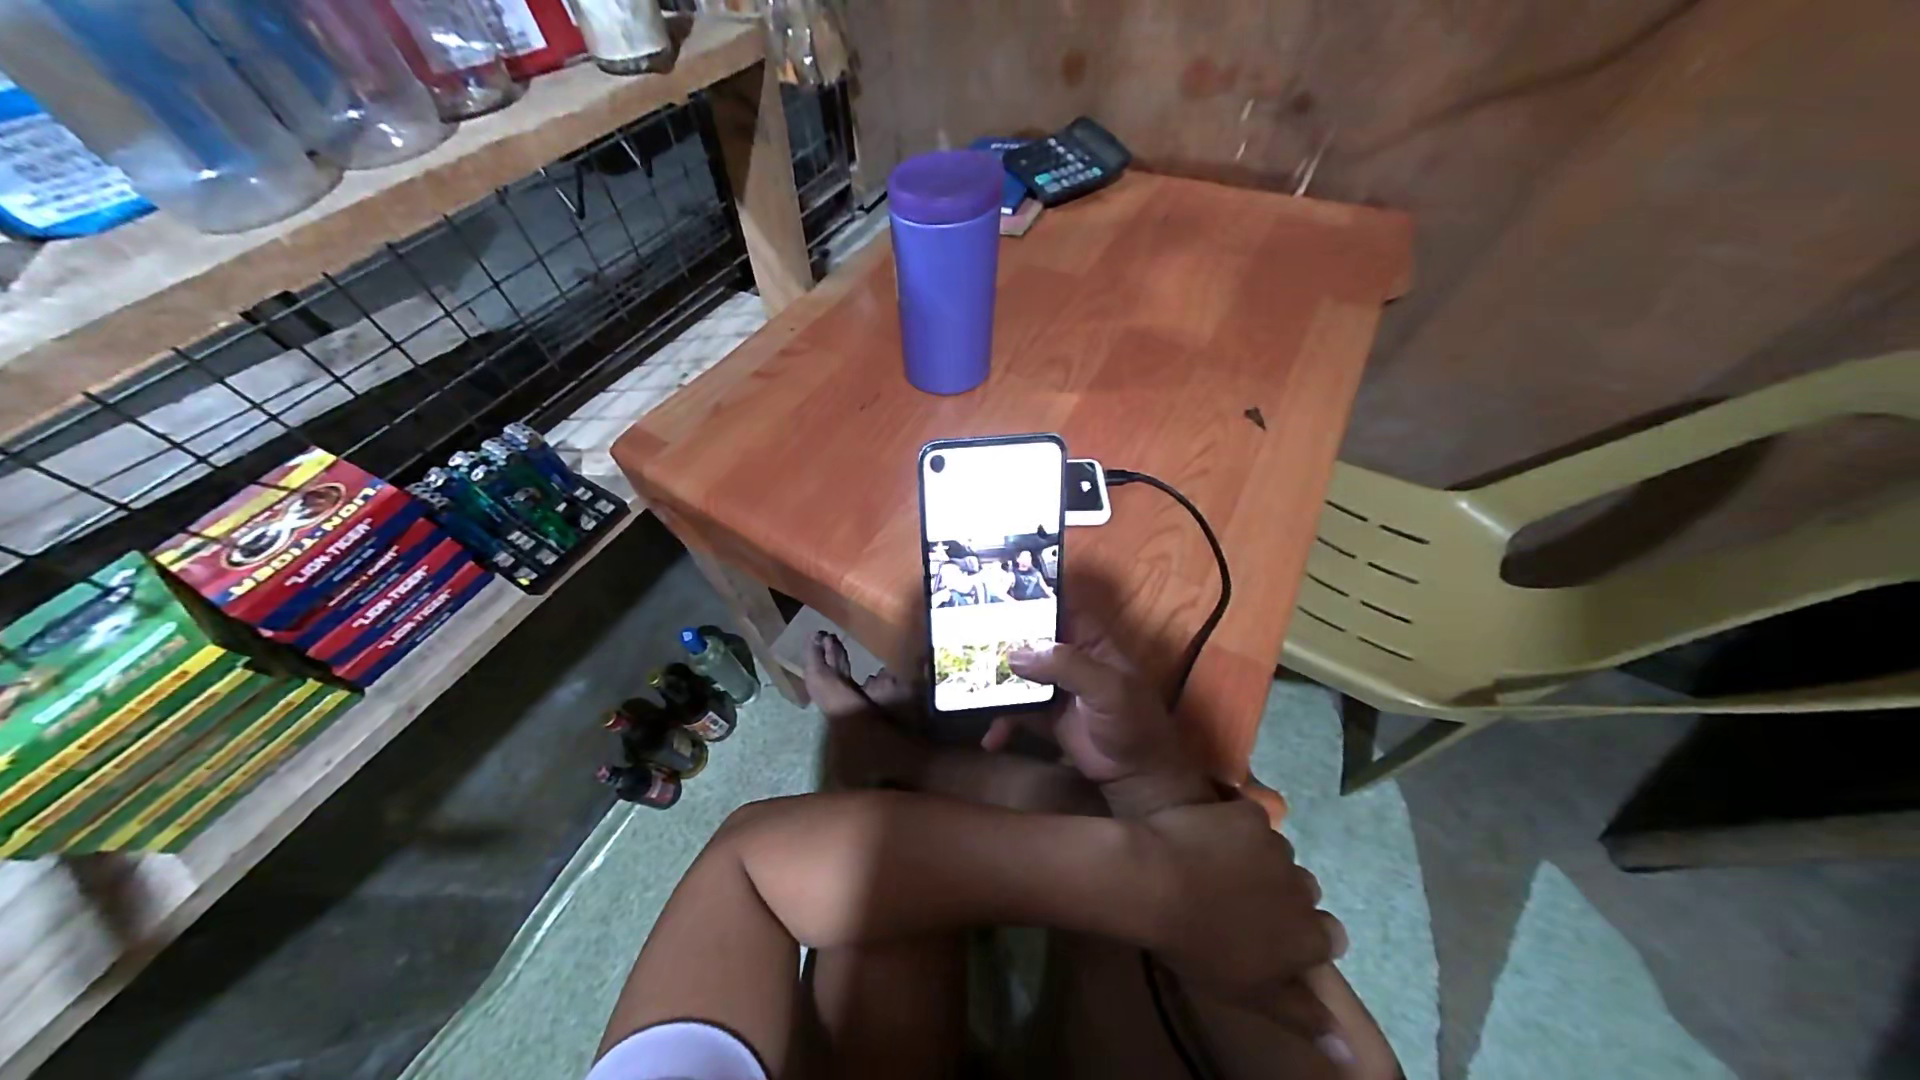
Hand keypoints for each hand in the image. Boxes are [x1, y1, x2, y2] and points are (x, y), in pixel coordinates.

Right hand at [985, 612, 1212, 815]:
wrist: (1139, 776)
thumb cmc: (1133, 722)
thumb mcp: (1107, 687)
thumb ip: (1065, 665)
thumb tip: (1014, 654)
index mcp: (1088, 639)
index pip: (1057, 606)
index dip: (1028, 597)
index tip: (991, 593)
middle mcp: (1067, 656)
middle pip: (1027, 640)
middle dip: (997, 641)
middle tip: (960, 642)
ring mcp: (1053, 687)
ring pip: (1015, 675)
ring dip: (993, 685)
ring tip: (967, 695)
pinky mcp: (1043, 716)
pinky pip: (1014, 711)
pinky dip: (1001, 723)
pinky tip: (992, 740)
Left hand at [1133, 798, 1346, 1012]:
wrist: (1155, 881)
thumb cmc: (1195, 945)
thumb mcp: (1247, 993)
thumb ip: (1302, 1015)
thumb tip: (1348, 1051)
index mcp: (1308, 938)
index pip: (1328, 936)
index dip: (1299, 934)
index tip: (1268, 934)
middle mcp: (1303, 890)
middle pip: (1302, 890)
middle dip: (1278, 893)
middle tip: (1236, 896)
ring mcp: (1275, 846)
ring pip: (1276, 853)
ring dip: (1256, 858)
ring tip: (1214, 863)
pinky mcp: (1248, 813)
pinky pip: (1250, 818)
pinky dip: (1234, 825)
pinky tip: (1206, 833)